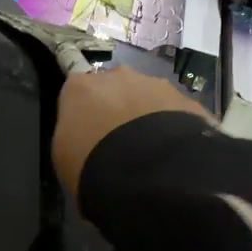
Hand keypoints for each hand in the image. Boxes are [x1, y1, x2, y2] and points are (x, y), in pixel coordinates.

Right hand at [52, 66, 211, 193]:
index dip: (83, 114)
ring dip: (147, 118)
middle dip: (118, 110)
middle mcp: (116, 75)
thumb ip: (72, 136)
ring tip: (152, 153)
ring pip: (147, 98)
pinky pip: (175, 114)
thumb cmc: (94, 166)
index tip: (87, 136)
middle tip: (122, 144)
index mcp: (79, 87)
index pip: (76, 93)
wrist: (152, 175)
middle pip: (114, 89)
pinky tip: (174, 156)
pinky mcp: (186, 100)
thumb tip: (84, 137)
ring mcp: (155, 84)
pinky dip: (173, 130)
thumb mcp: (64, 156)